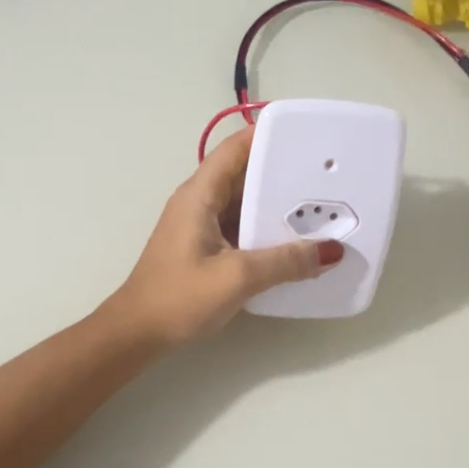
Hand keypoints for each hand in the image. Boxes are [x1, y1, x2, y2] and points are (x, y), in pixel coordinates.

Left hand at [103, 128, 343, 344]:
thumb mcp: (237, 277)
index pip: (236, 148)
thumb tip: (331, 251)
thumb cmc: (179, 297)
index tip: (308, 135)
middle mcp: (199, 202)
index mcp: (199, 194)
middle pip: (245, 174)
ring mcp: (201, 225)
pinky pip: (242, 227)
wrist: (137, 333)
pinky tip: (295, 241)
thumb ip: (285, 262)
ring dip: (277, 204)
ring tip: (321, 205)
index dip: (270, 136)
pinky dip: (266, 229)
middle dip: (283, 172)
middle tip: (327, 175)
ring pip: (245, 203)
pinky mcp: (206, 248)